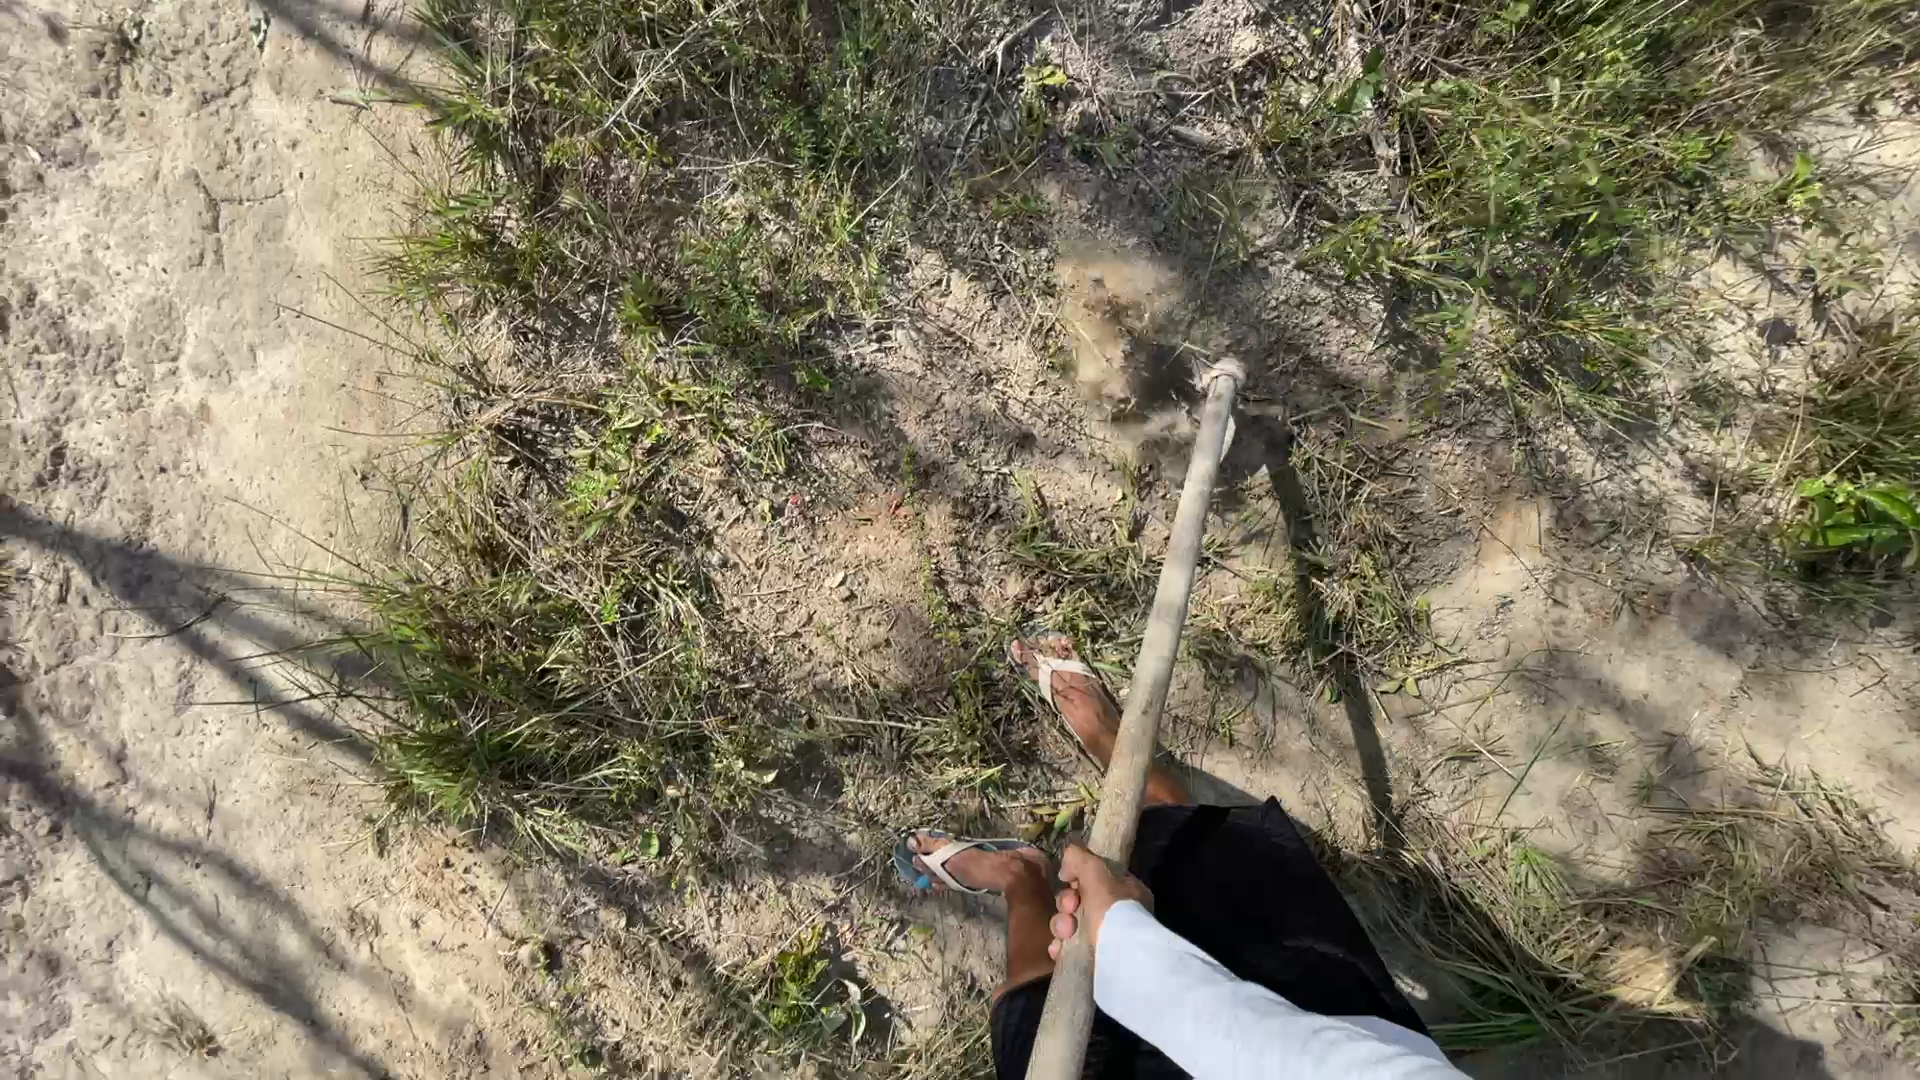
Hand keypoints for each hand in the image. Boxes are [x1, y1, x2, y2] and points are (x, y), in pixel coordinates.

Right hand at [1047, 842, 1152, 958]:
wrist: (1121, 961)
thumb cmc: (1112, 910)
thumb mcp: (1096, 873)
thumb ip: (1079, 858)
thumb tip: (1068, 858)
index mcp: (1127, 890)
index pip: (1096, 877)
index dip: (1078, 877)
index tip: (1068, 880)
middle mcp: (1119, 913)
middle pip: (1080, 900)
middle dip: (1067, 903)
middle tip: (1069, 909)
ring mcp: (1107, 938)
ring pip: (1073, 923)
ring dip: (1062, 925)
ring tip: (1065, 933)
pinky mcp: (1095, 960)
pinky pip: (1071, 947)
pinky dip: (1062, 946)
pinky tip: (1058, 949)